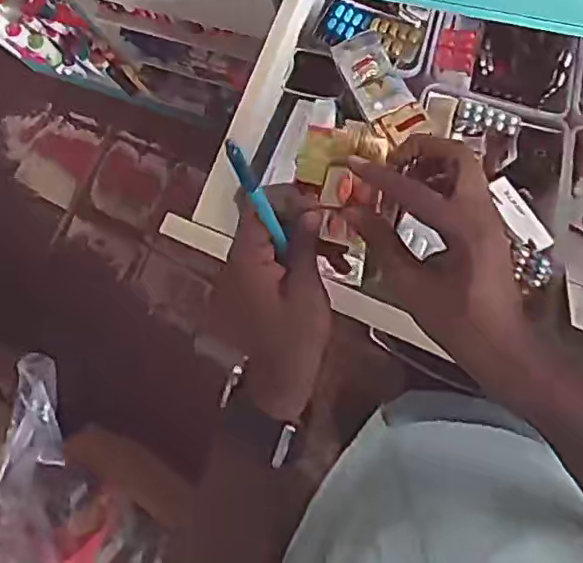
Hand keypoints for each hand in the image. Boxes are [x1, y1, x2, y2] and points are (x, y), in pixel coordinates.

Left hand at [215, 185, 328, 420]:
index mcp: (247, 258)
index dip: (284, 196)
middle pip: (267, 218)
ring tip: (340, 249)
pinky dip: (303, 253)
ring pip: (277, 235)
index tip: (315, 201)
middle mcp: (241, 258)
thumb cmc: (294, 341)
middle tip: (334, 221)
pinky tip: (334, 264)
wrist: (279, 386)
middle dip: (301, 214)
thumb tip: (311, 210)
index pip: (256, 207)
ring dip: (307, 235)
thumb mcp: (307, 290)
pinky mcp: (259, 282)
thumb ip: (305, 246)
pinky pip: (279, 254)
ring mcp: (249, 270)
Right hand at [348, 136, 532, 374]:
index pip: (416, 190)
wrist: (503, 347)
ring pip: (464, 167)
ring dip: (431, 163)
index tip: (356, 164)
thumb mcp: (411, 286)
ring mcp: (489, 217)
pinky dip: (440, 181)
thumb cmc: (461, 325)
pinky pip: (465, 186)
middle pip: (458, 155)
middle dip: (421, 149)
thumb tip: (355, 211)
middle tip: (391, 161)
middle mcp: (482, 213)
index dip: (380, 176)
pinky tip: (416, 201)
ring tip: (400, 179)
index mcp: (464, 228)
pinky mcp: (488, 224)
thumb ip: (382, 243)